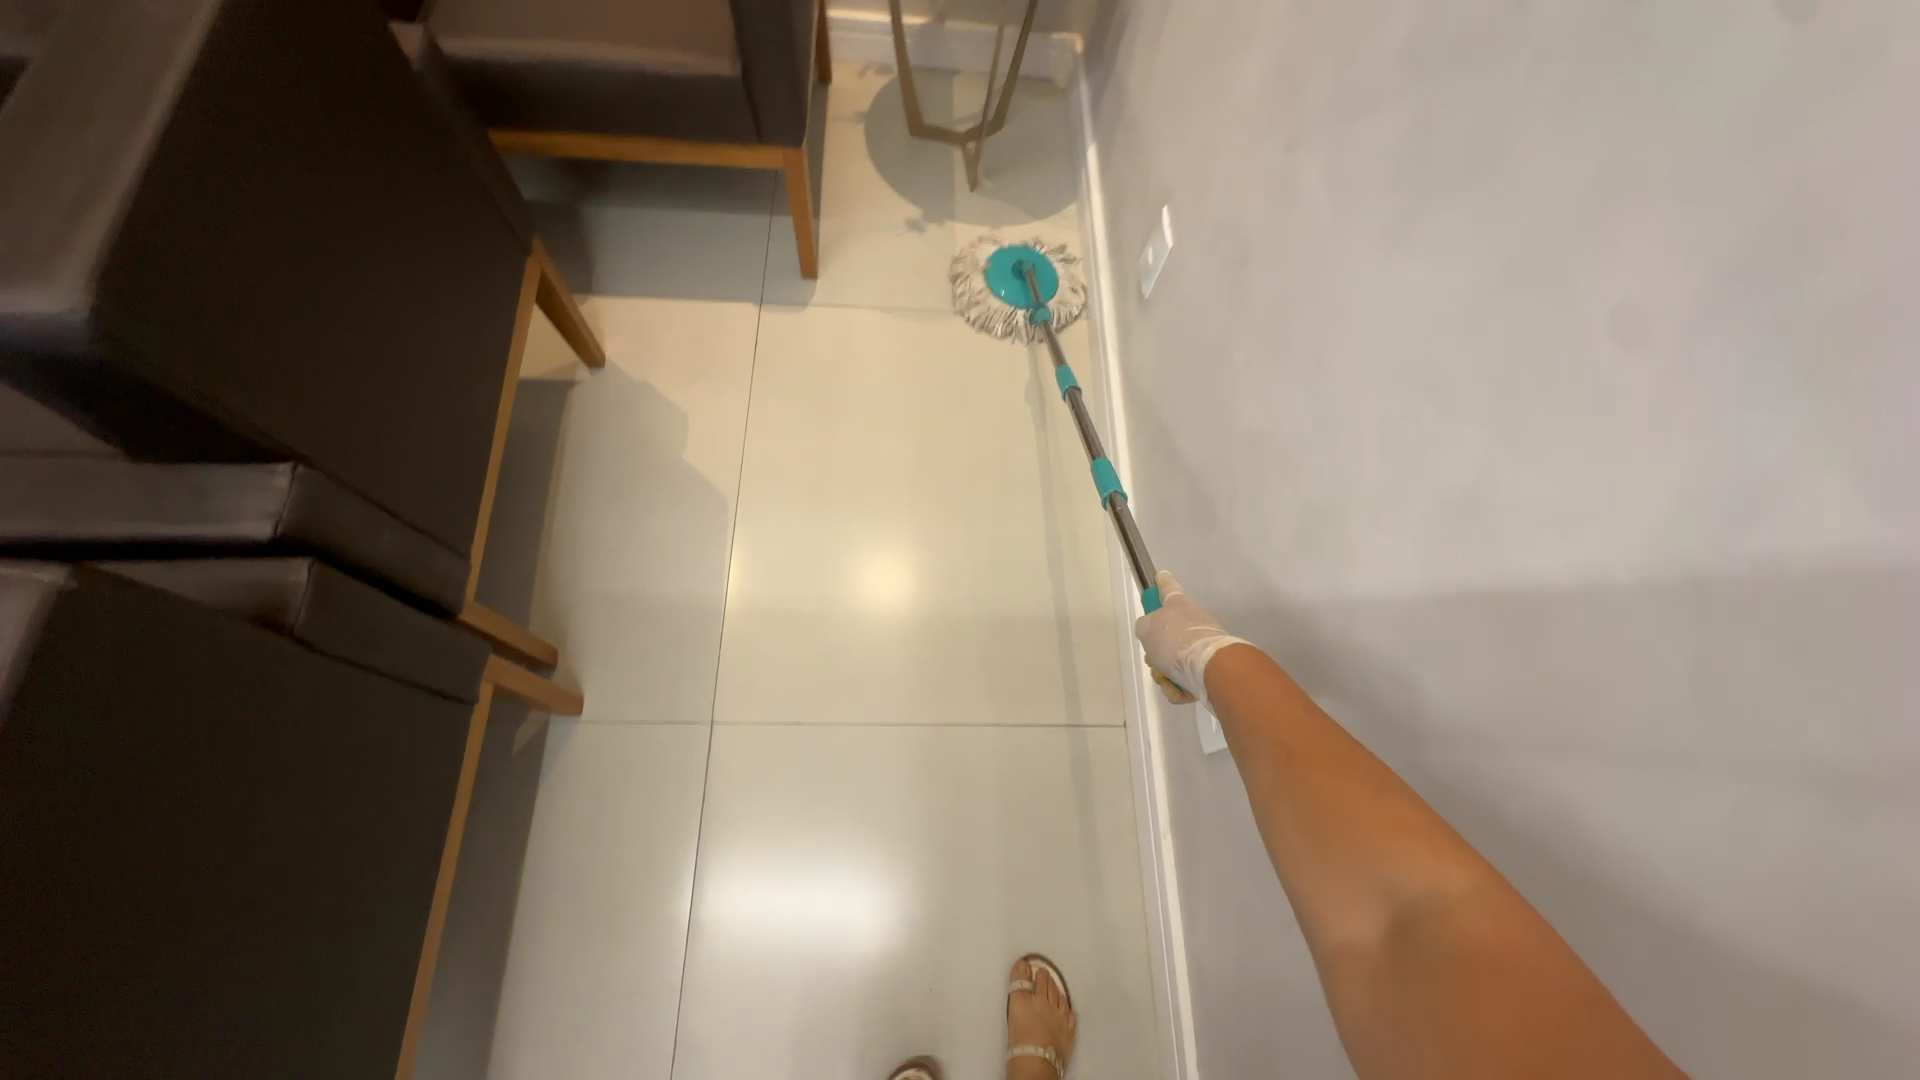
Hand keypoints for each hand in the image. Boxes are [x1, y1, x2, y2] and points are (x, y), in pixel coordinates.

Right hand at [1134, 571, 1246, 705]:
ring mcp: (1203, 644)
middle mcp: (1193, 620)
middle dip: (1156, 650)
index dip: (1162, 583)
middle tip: (1152, 658)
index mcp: (1179, 605)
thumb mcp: (1147, 628)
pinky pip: (1185, 679)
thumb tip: (1151, 631)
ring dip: (1165, 673)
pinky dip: (1179, 688)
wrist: (1210, 666)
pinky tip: (1179, 691)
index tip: (1161, 575)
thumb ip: (1145, 626)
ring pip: (1174, 659)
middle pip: (1168, 632)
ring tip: (1166, 679)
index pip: (1167, 588)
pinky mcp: (1211, 667)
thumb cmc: (1175, 640)